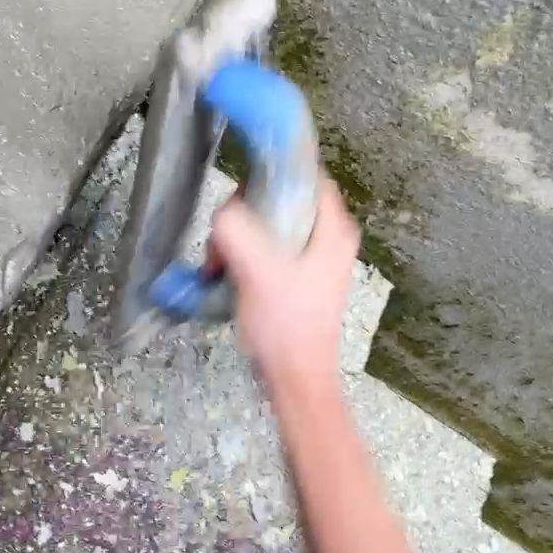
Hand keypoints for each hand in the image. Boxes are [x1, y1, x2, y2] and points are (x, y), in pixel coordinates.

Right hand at [208, 175, 359, 395]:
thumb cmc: (286, 326)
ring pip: (267, 225)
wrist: (295, 378)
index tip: (242, 188)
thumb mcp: (257, 271)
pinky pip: (264, 248)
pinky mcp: (295, 278)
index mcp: (332, 230)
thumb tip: (223, 215)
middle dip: (244, 214)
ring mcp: (312, 259)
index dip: (274, 173)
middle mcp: (327, 239)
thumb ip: (236, 231)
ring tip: (220, 263)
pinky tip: (224, 274)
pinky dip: (242, 255)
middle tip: (224, 238)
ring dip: (237, 238)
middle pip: (280, 200)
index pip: (307, 176)